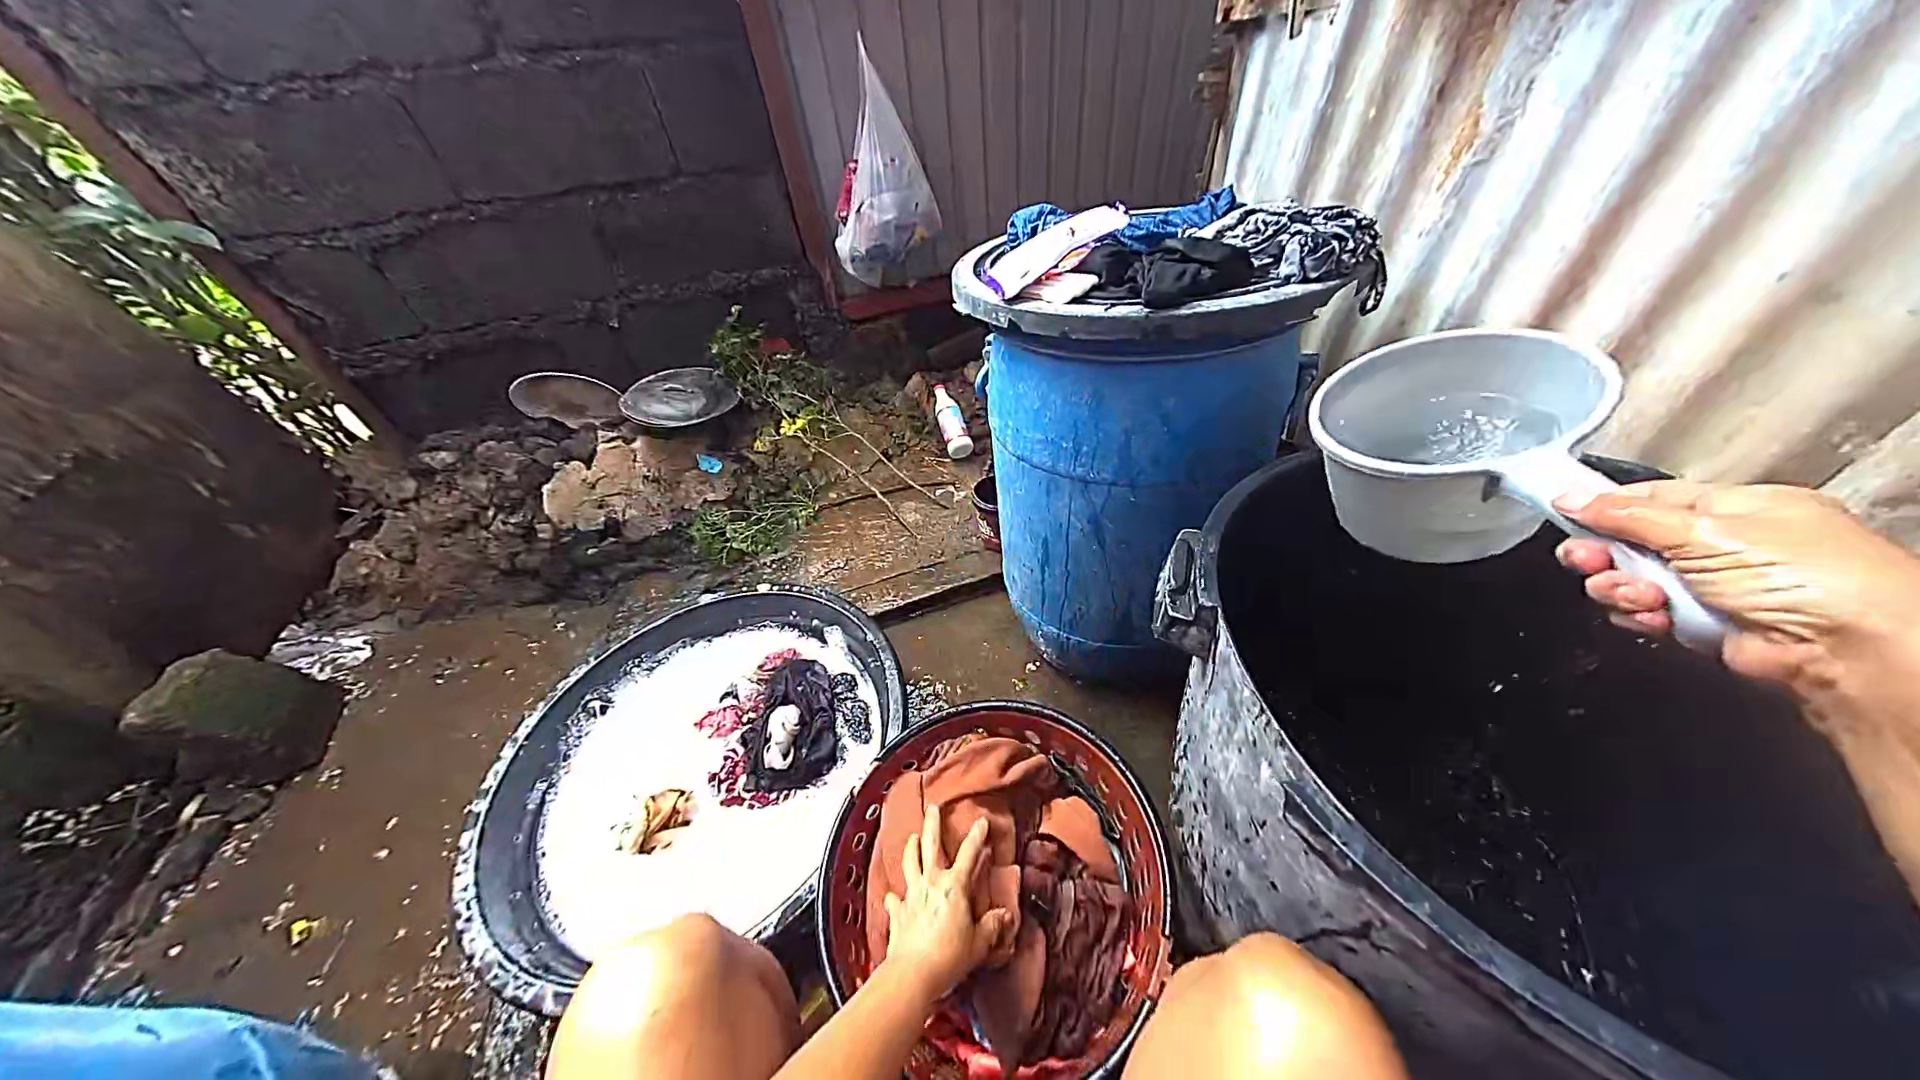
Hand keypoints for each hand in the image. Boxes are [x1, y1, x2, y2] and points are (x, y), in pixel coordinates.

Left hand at [882, 805, 1015, 997]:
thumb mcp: (979, 943)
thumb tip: (1006, 916)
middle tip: (932, 808)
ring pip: (909, 862)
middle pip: (929, 845)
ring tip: (912, 837)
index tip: (982, 821)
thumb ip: (992, 926)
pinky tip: (893, 895)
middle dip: (932, 824)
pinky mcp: (897, 912)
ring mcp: (911, 895)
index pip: (969, 854)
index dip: (977, 836)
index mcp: (954, 886)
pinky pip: (893, 899)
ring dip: (911, 847)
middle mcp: (931, 883)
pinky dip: (894, 896)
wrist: (912, 974)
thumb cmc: (948, 957)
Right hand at [1553, 481, 1919, 691]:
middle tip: (1590, 560)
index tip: (1565, 512)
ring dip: (1619, 587)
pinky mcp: (1697, 623)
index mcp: (1736, 509)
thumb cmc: (1812, 579)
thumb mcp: (1708, 529)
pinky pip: (1641, 612)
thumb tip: (1572, 498)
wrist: (1850, 652)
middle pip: (1627, 542)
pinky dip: (1638, 614)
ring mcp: (1708, 587)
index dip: (1605, 506)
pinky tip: (1656, 616)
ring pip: (1626, 579)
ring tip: (1640, 596)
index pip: (1650, 499)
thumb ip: (1630, 515)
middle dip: (1601, 552)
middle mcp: (1720, 546)